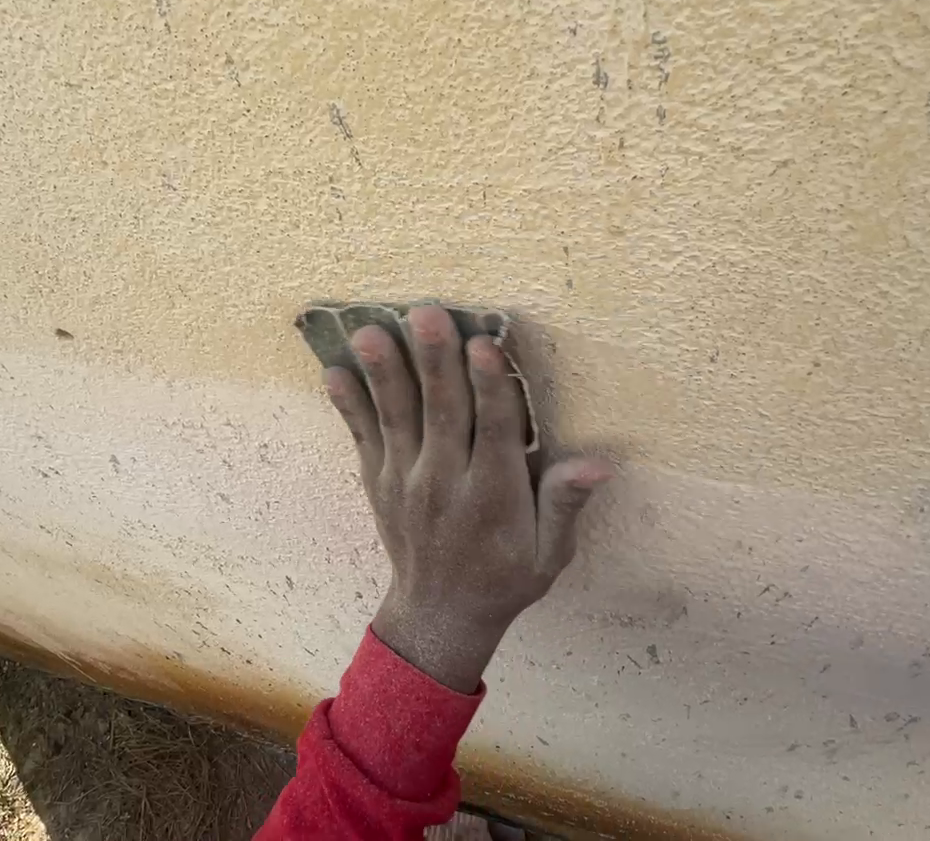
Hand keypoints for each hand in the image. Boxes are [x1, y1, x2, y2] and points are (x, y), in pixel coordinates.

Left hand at [324, 306, 612, 692]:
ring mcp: (405, 481)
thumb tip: (596, 465)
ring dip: (384, 373)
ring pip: (397, 418)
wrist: (438, 615)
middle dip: (435, 362)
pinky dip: (348, 405)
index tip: (485, 345)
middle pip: (442, 413)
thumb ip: (564, 504)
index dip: (491, 387)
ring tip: (369, 333)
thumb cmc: (504, 577)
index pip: (495, 431)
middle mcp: (445, 483)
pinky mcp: (378, 480)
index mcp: (493, 497)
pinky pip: (362, 437)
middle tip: (425, 315)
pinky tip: (333, 371)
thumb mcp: (549, 554)